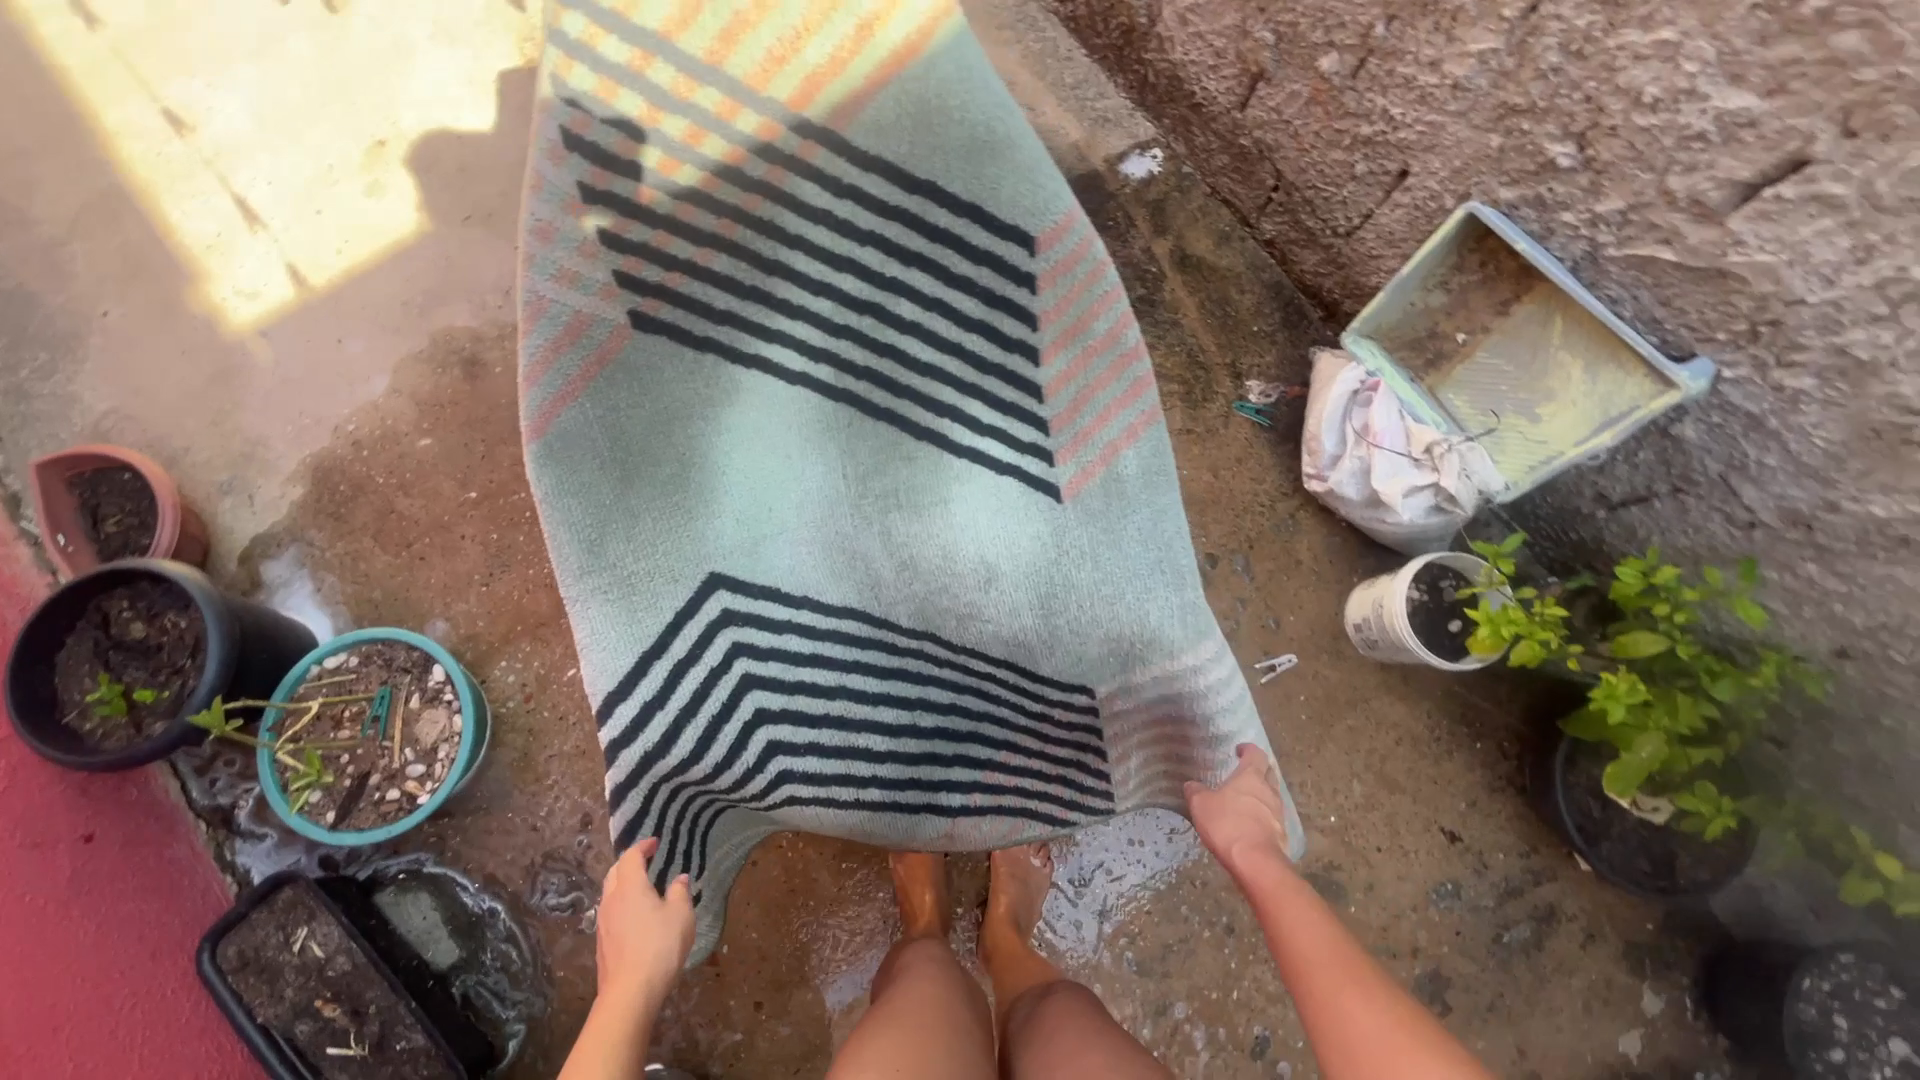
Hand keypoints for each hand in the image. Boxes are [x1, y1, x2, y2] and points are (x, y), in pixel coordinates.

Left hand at [593, 837, 694, 1010]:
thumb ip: (680, 893)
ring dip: (623, 884)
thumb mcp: (681, 915)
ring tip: (642, 888)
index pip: (630, 857)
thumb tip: (679, 879)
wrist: (630, 992)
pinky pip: (611, 912)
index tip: (655, 843)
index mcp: (630, 887)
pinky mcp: (602, 943)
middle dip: (628, 863)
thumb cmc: (659, 946)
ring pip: (609, 893)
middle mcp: (611, 900)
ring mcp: (603, 923)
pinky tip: (636, 916)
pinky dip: (622, 904)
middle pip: (614, 873)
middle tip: (646, 861)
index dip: (642, 846)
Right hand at [1185, 743, 1295, 877]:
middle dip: (1259, 770)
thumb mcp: (1201, 805)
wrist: (1255, 861)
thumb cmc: (1227, 824)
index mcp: (1251, 776)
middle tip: (1244, 773)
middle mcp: (1269, 790)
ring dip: (1261, 795)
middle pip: (1269, 773)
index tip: (1239, 750)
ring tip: (1245, 801)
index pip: (1255, 754)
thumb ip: (1195, 792)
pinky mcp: (1281, 834)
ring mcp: (1278, 813)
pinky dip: (1263, 816)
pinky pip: (1272, 818)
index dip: (1248, 749)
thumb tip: (1191, 785)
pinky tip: (1250, 824)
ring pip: (1272, 796)